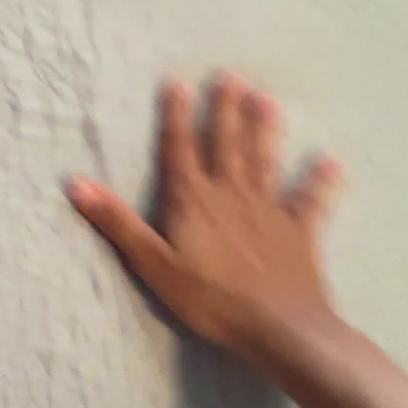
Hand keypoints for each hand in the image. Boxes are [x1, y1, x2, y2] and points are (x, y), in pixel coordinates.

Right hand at [69, 74, 343, 354]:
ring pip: (264, 161)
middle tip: (230, 74)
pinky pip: (312, 203)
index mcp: (192, 199)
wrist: (285, 332)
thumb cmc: (211, 297)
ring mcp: (268, 212)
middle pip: (226, 143)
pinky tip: (332, 162)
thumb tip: (75, 181)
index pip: (180, 147)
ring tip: (267, 98)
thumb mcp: (152, 261)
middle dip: (225, 108)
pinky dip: (322, 182)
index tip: (177, 80)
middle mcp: (230, 194)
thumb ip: (115, 220)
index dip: (176, 114)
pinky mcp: (299, 234)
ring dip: (265, 129)